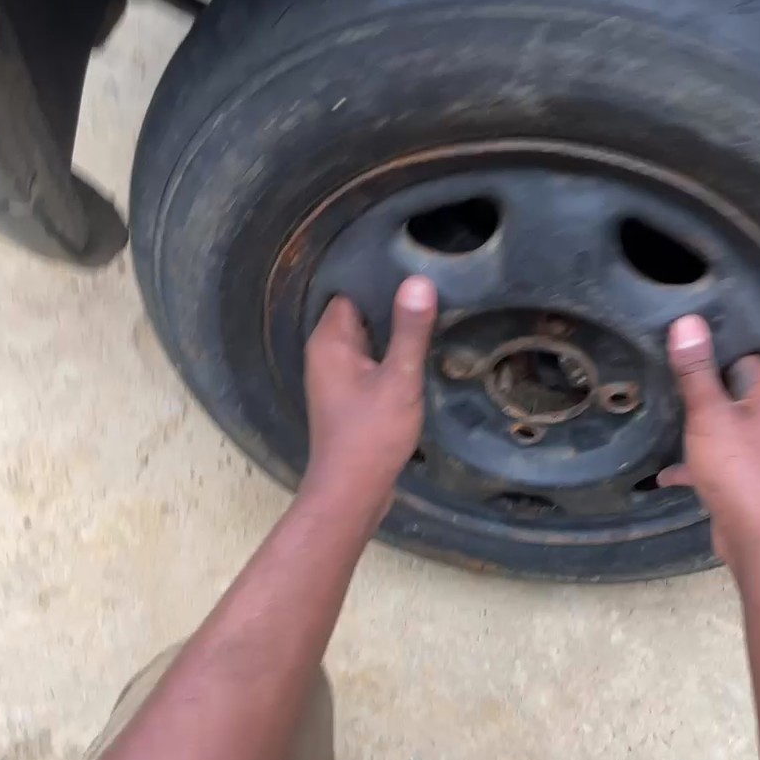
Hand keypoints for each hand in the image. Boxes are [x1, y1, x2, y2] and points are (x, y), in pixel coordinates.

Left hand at [301, 276, 438, 519]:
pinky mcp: (348, 397)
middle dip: (392, 305)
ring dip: (394, 334)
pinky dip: (390, 358)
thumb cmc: (372, 435)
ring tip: (433, 318)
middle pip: (360, 314)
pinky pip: (370, 363)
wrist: (352, 491)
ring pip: (368, 340)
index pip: (353, 291)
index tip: (417, 269)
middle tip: (434, 291)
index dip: (383, 280)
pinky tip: (418, 358)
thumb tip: (419, 281)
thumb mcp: (398, 380)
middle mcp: (326, 353)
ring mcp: (335, 377)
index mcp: (330, 341)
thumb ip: (410, 331)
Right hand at [657, 314, 759, 562]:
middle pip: (730, 389)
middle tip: (661, 375)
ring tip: (660, 415)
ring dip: (695, 425)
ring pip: (721, 424)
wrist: (758, 536)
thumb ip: (696, 370)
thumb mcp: (709, 414)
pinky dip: (692, 463)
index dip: (713, 348)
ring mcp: (757, 448)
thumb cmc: (739, 470)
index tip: (679, 344)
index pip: (742, 354)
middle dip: (699, 386)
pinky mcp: (743, 475)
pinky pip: (714, 459)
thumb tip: (688, 321)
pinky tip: (664, 474)